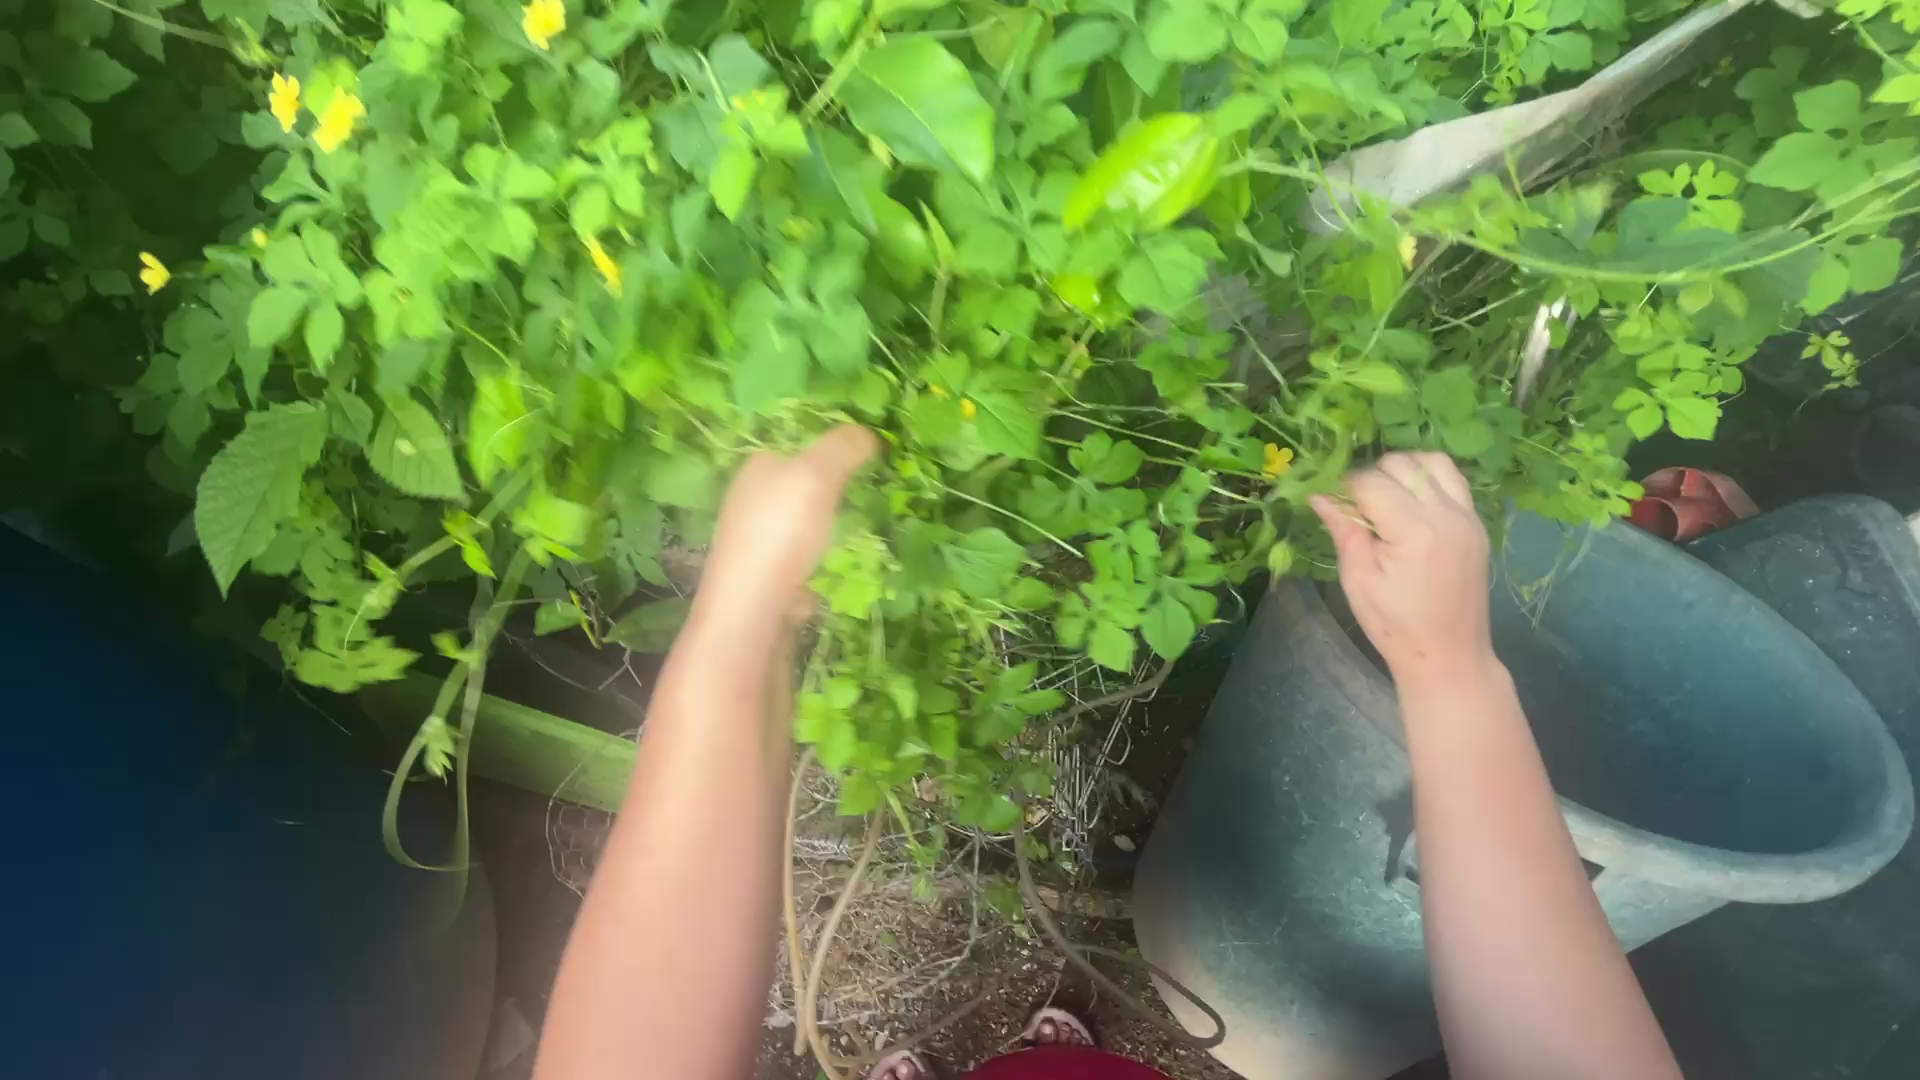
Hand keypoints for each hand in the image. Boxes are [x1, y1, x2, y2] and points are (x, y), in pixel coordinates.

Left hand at [695, 424, 877, 629]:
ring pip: (801, 528)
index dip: (830, 453)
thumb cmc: (782, 531)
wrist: (751, 607)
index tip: (865, 465)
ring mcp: (754, 542)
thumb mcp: (817, 474)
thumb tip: (869, 434)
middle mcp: (749, 501)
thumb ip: (843, 447)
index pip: (796, 448)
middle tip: (866, 504)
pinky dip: (818, 568)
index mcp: (757, 468)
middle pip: (800, 490)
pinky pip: (801, 564)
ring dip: (828, 534)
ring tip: (858, 541)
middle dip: (831, 496)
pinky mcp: (763, 578)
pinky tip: (833, 576)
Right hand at [1309, 452, 1492, 683]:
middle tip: (1355, 506)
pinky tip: (1408, 502)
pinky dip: (1427, 479)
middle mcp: (1447, 514)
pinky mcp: (1477, 523)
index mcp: (1414, 530)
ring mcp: (1468, 516)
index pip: (1370, 481)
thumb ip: (1343, 529)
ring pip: (1433, 461)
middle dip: (1371, 475)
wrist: (1448, 654)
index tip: (1330, 503)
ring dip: (1402, 469)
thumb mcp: (1357, 579)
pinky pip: (1452, 480)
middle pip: (1401, 464)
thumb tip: (1319, 495)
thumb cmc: (1394, 624)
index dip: (1343, 487)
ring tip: (1384, 495)